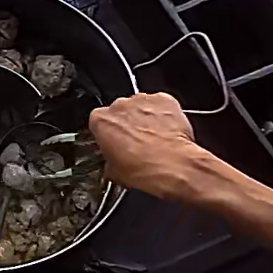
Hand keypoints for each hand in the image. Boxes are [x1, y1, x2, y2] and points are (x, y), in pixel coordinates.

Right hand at [88, 92, 208, 200]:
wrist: (174, 166)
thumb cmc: (145, 168)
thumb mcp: (114, 173)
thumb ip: (108, 160)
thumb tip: (113, 164)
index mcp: (100, 120)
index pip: (98, 122)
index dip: (107, 134)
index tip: (115, 143)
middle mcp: (120, 106)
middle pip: (120, 111)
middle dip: (127, 124)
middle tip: (136, 144)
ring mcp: (142, 101)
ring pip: (141, 106)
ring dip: (145, 119)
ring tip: (154, 139)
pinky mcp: (165, 100)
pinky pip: (161, 104)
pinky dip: (164, 114)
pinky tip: (167, 131)